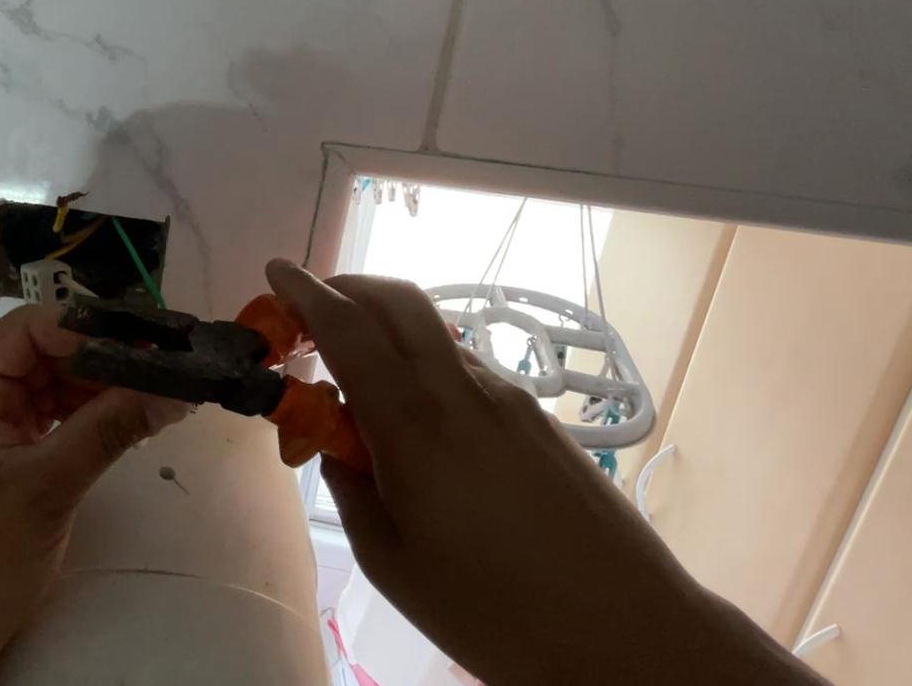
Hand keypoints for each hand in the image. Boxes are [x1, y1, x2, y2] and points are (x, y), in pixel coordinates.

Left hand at [0, 304, 188, 685]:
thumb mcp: (50, 486)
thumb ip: (111, 427)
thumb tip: (174, 389)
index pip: (26, 330)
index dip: (86, 328)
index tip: (145, 338)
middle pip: (40, 352)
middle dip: (100, 359)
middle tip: (162, 364)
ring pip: (48, 381)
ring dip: (98, 387)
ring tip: (155, 390)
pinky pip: (48, 412)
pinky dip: (85, 413)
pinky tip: (127, 416)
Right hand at [265, 261, 825, 685]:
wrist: (635, 639)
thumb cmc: (495, 611)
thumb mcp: (388, 558)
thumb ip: (348, 481)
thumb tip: (338, 440)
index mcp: (413, 422)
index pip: (347, 328)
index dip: (305, 293)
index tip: (276, 272)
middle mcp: (460, 389)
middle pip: (397, 299)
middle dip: (346, 288)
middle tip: (311, 312)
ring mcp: (506, 396)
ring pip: (431, 332)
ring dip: (384, 329)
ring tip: (361, 383)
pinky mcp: (537, 415)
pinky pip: (462, 366)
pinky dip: (421, 364)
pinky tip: (420, 423)